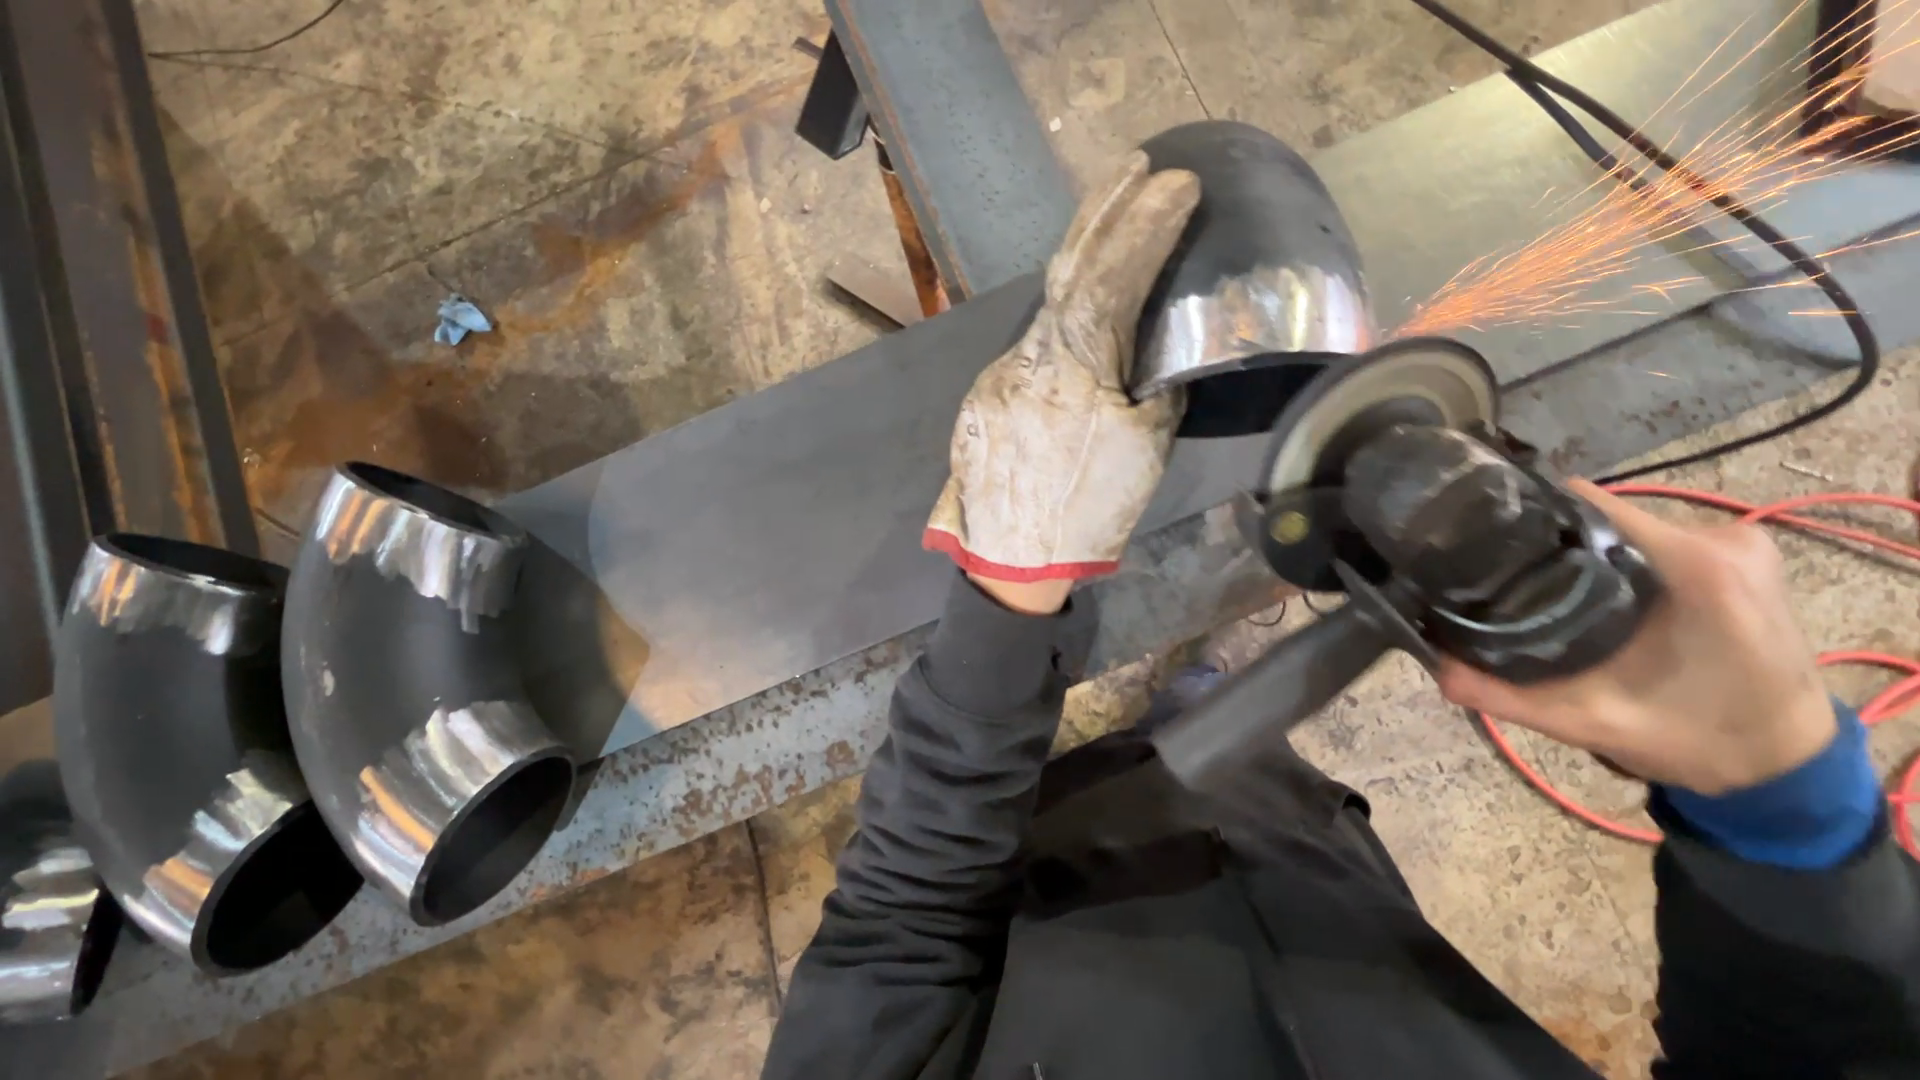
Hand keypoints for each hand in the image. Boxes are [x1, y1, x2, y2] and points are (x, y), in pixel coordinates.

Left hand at [923, 151, 1200, 612]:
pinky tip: (1078, 299)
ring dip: (1082, 257)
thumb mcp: (1146, 449)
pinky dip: (1058, 313)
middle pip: (1066, 269)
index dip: (1146, 228)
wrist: (1015, 562)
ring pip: (1044, 305)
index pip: (1112, 280)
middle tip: (1137, 165)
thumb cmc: (1090, 512)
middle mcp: (1026, 359)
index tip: (1178, 183)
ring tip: (1114, 214)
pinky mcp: (980, 394)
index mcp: (1073, 373)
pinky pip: (1027, 342)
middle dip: (1105, 211)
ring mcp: (996, 374)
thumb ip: (1154, 386)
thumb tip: (1156, 348)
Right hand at [1435, 479, 1835, 795]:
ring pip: (1623, 524)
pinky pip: (1652, 537)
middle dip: (1549, 542)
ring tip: (1541, 588)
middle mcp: (1720, 538)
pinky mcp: (1742, 553)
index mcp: (1693, 566)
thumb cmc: (1693, 741)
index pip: (1582, 505)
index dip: (1525, 517)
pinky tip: (1592, 593)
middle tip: (1505, 580)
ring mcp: (1738, 541)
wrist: (1781, 767)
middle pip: (1598, 514)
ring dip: (1581, 552)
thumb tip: (1435, 668)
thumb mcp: (1589, 721)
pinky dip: (1616, 558)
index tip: (1482, 544)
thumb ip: (1508, 695)